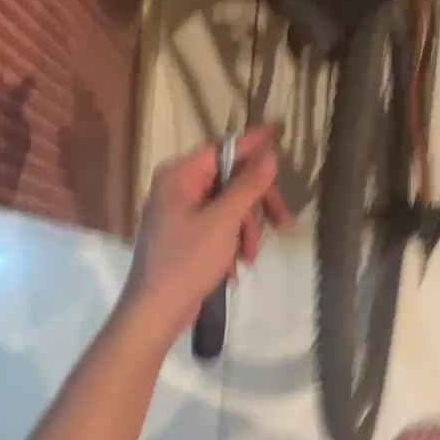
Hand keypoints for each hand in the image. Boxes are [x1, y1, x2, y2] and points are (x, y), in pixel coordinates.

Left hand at [124, 126, 289, 336]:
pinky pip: (218, 226)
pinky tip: (233, 267)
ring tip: (248, 257)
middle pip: (230, 180)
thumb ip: (247, 187)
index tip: (279, 130)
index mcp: (180, 176)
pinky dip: (231, 243)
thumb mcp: (223, 222)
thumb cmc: (187, 261)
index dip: (253, 143)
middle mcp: (178, 187)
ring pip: (229, 206)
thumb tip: (269, 157)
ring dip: (245, 230)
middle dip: (256, 204)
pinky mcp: (185, 235)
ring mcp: (180, 212)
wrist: (157, 309)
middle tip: (283, 222)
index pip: (223, 148)